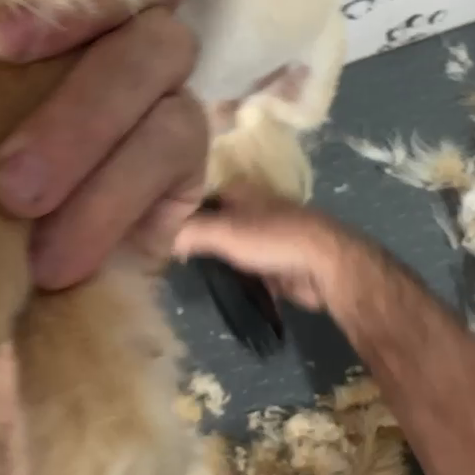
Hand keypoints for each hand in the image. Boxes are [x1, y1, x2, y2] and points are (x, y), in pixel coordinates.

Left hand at [0, 0, 208, 290]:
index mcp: (26, 10)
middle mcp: (98, 32)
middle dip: (74, 50)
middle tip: (9, 146)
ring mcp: (149, 91)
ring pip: (165, 60)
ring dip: (88, 130)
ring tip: (18, 205)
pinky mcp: (180, 164)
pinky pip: (176, 147)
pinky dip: (113, 198)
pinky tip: (57, 256)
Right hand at [172, 184, 354, 310]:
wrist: (325, 266)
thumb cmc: (273, 239)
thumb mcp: (222, 231)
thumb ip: (187, 232)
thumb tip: (157, 239)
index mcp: (238, 189)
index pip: (194, 194)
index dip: (173, 209)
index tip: (149, 228)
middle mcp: (249, 208)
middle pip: (208, 220)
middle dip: (188, 236)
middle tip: (159, 256)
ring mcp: (261, 235)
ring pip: (223, 245)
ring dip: (207, 258)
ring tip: (177, 272)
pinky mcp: (270, 262)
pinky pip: (238, 267)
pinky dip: (225, 275)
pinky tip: (206, 285)